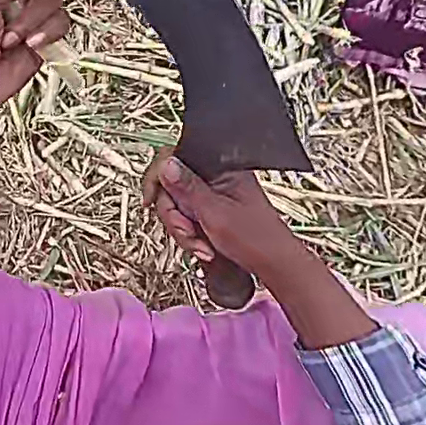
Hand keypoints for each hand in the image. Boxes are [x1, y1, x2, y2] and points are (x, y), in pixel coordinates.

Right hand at [142, 149, 290, 271]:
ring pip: (175, 205)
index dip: (157, 178)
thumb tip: (166, 164)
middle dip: (173, 214)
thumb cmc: (256, 239)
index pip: (174, 157)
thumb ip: (187, 188)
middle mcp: (214, 177)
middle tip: (186, 231)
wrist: (275, 267)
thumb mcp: (214, 213)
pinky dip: (188, 235)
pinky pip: (185, 217)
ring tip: (200, 245)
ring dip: (181, 229)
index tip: (150, 200)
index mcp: (220, 168)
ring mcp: (212, 195)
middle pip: (170, 185)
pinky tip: (202, 247)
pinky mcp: (210, 210)